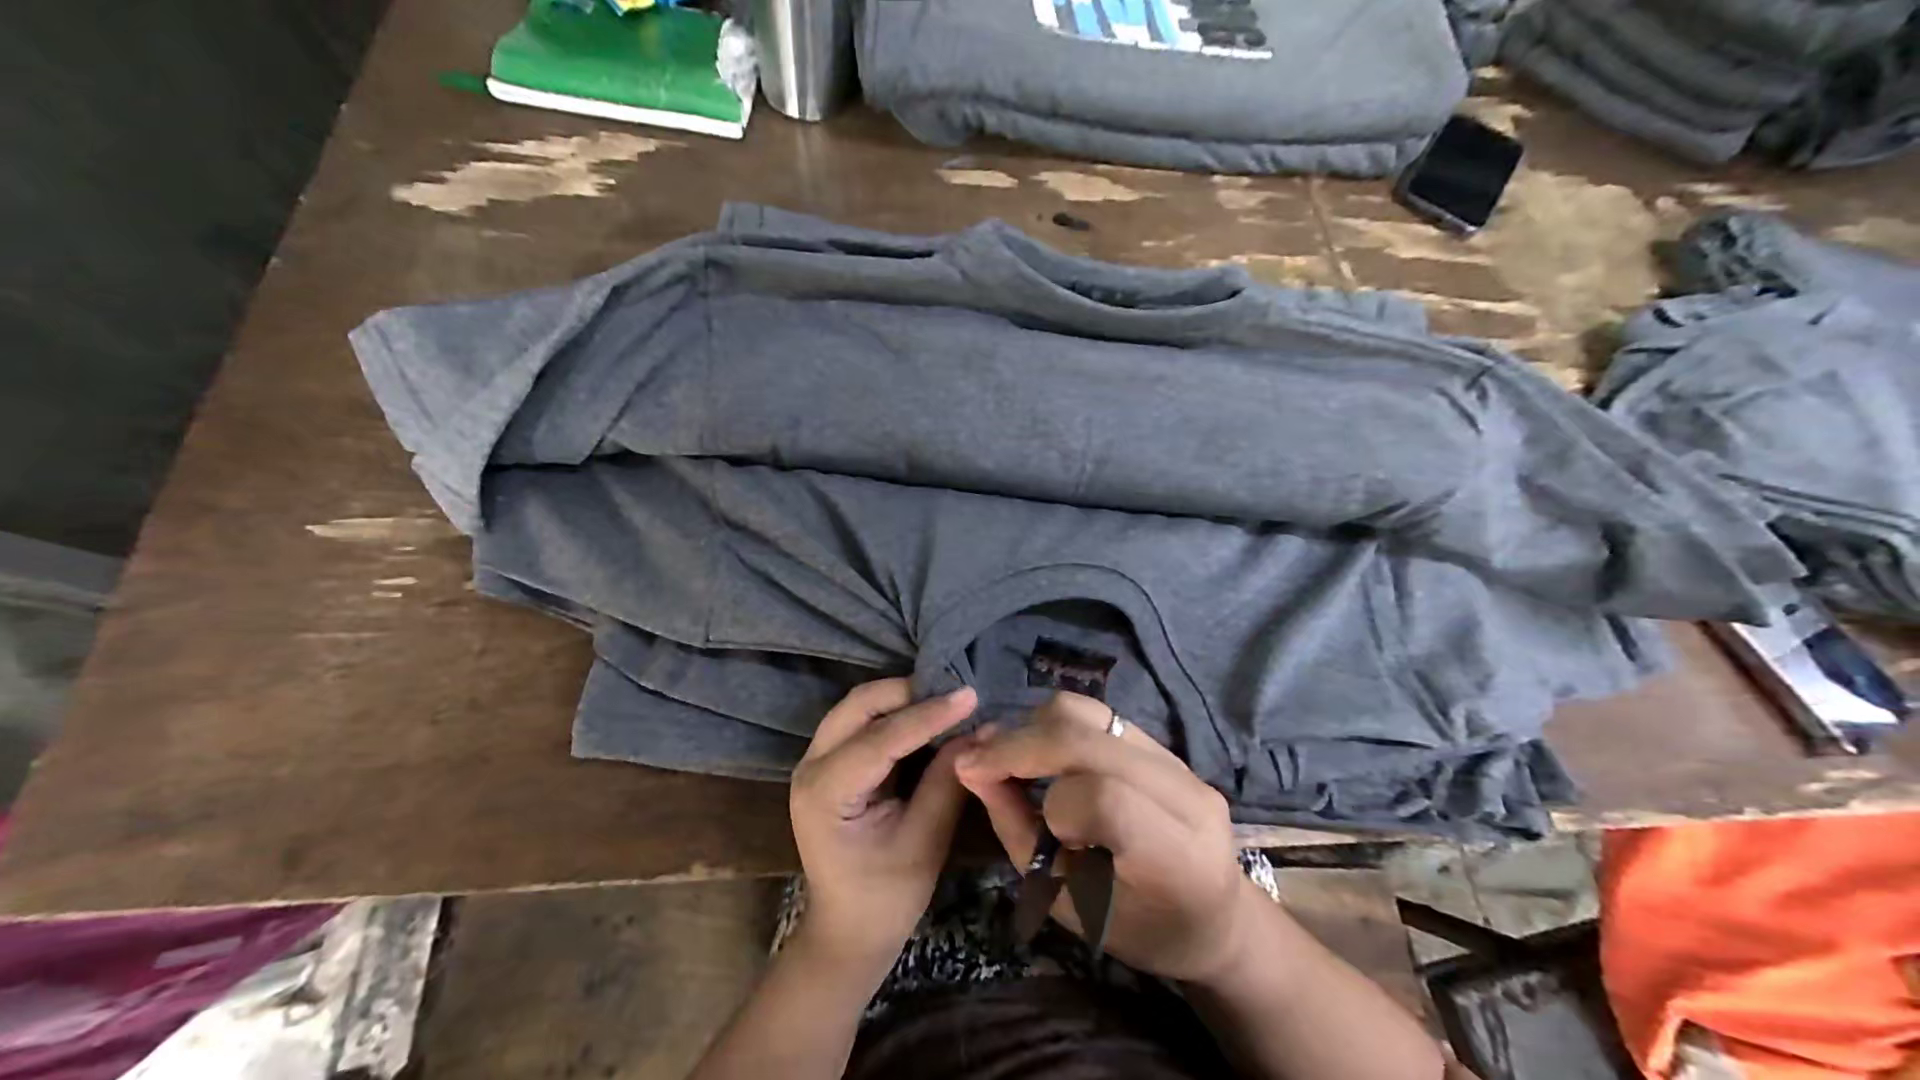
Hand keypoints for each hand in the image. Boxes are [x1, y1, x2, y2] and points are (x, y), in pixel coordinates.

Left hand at [789, 679, 978, 971]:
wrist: (848, 930)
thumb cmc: (885, 897)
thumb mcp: (924, 842)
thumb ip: (947, 782)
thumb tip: (980, 732)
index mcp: (825, 792)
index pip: (880, 738)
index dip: (927, 714)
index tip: (970, 696)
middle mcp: (811, 766)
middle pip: (859, 705)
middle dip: (909, 693)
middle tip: (958, 695)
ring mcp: (815, 760)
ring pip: (858, 707)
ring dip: (902, 698)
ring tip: (947, 700)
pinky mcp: (830, 762)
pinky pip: (861, 721)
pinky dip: (895, 712)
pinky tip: (927, 715)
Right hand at [955, 692, 1269, 983]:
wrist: (1216, 916)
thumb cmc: (1141, 930)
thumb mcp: (1069, 902)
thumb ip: (1018, 830)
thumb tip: (968, 766)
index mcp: (1176, 857)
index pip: (1104, 797)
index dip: (1049, 798)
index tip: (1008, 808)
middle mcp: (1187, 793)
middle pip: (1087, 734)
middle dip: (1019, 743)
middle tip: (977, 763)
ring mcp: (1180, 760)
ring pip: (1088, 711)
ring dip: (1034, 727)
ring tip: (1010, 759)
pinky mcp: (1165, 744)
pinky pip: (1097, 715)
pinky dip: (1055, 727)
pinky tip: (1040, 754)